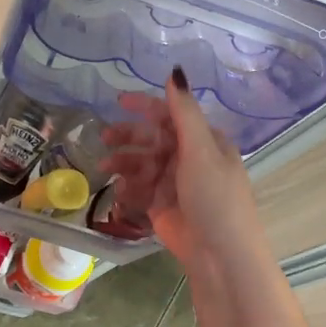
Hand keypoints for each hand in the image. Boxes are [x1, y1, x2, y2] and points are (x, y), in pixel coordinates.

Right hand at [99, 68, 264, 269]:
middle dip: (129, 137)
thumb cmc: (215, 198)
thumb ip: (183, 112)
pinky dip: (128, 188)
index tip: (118, 102)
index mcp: (205, 142)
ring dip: (124, 163)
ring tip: (106, 167)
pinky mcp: (162, 208)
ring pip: (142, 165)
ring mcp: (174, 185)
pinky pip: (139, 190)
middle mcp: (189, 159)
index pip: (171, 116)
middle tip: (105, 139)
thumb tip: (175, 71)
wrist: (220, 255)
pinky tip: (120, 191)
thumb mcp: (200, 151)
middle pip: (152, 139)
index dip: (146, 107)